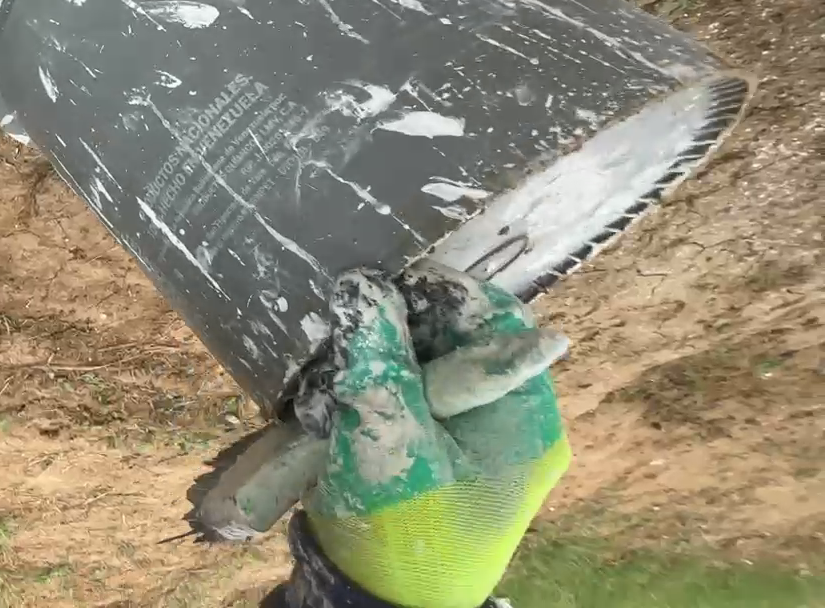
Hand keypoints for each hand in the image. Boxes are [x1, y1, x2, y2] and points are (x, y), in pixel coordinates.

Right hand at [304, 262, 569, 607]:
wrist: (381, 597)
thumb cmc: (401, 526)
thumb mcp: (386, 436)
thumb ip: (377, 356)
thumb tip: (364, 281)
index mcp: (521, 417)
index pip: (494, 319)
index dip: (436, 291)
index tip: (372, 284)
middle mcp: (503, 414)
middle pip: (453, 331)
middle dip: (394, 321)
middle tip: (344, 329)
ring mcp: (466, 427)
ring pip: (418, 351)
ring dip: (372, 349)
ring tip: (335, 370)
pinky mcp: (431, 435)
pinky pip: (400, 379)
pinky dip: (365, 373)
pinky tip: (337, 390)